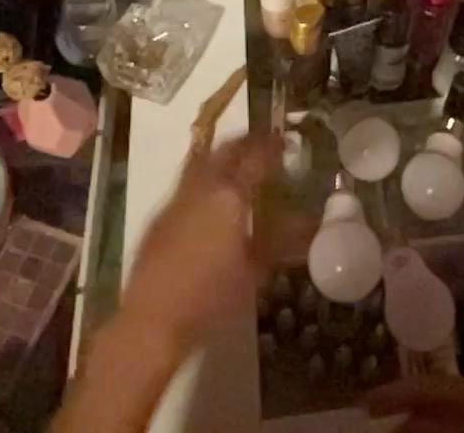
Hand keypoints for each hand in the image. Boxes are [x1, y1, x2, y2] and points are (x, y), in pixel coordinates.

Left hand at [116, 133, 305, 355]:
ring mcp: (176, 198)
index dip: (273, 146)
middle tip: (265, 144)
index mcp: (229, 196)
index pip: (255, 157)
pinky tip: (214, 196)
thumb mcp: (255, 272)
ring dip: (224, 154)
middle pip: (226, 149)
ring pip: (202, 159)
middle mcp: (201, 187)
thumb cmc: (211, 298)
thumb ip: (283, 240)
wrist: (152, 321)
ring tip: (241, 162)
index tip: (287, 142)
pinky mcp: (160, 214)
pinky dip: (206, 175)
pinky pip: (187, 180)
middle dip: (247, 142)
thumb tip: (311, 222)